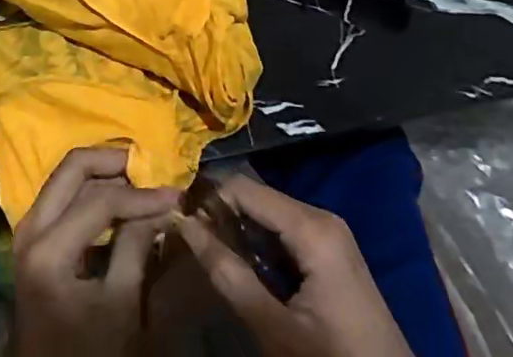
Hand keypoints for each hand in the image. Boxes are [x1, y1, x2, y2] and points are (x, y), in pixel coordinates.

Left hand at [12, 147, 179, 356]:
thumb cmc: (87, 350)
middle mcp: (30, 228)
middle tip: (150, 169)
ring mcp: (27, 230)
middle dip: (114, 162)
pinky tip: (119, 198)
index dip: (142, 194)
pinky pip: (62, 194)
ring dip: (103, 172)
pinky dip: (91, 188)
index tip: (176, 194)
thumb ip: (138, 245)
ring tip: (140, 182)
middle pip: (73, 168)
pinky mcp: (34, 238)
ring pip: (66, 177)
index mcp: (48, 249)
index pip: (101, 200)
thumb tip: (163, 203)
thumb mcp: (120, 304)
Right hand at [179, 175, 411, 356]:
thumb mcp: (273, 325)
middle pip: (258, 197)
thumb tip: (185, 224)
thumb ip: (229, 274)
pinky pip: (287, 230)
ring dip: (240, 230)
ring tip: (213, 254)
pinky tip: (245, 266)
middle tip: (193, 242)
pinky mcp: (332, 249)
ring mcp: (330, 232)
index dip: (209, 199)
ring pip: (270, 214)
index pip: (244, 187)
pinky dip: (262, 243)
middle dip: (223, 214)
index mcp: (312, 227)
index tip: (180, 219)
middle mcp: (322, 216)